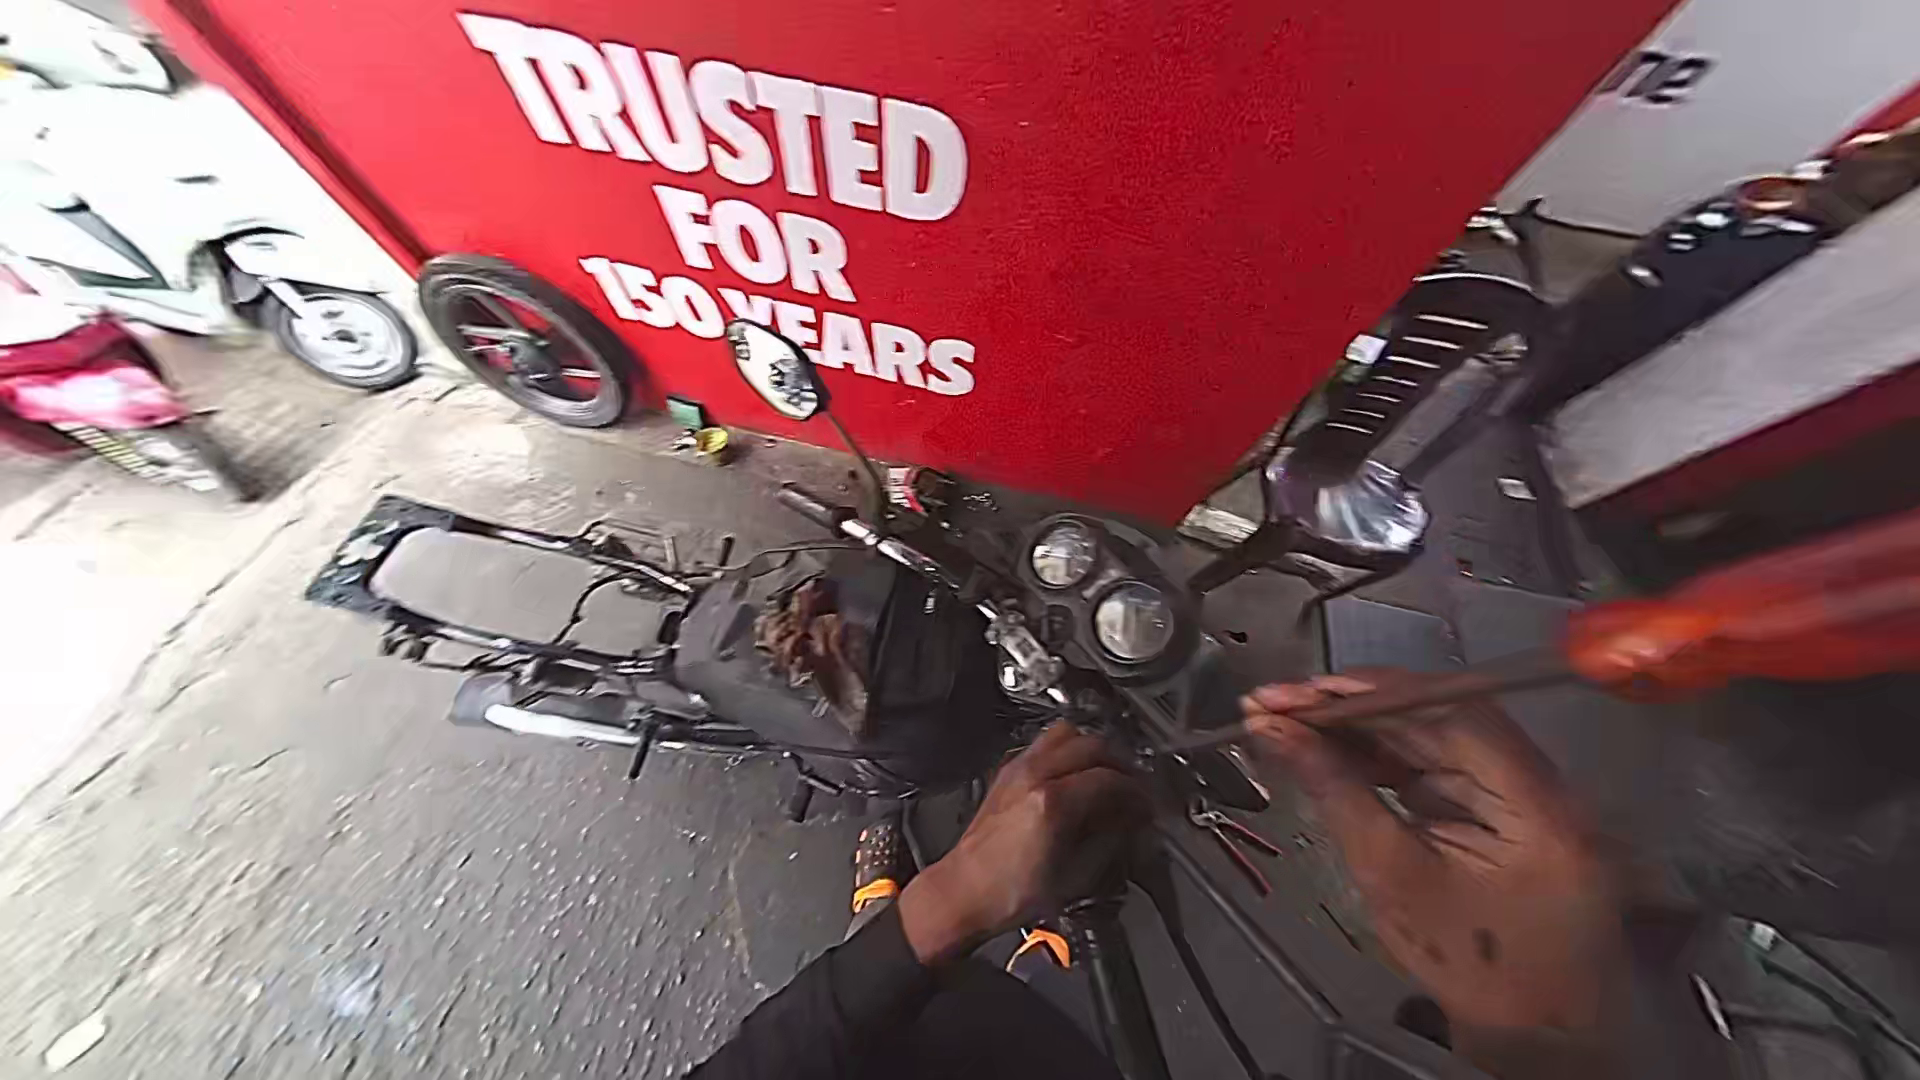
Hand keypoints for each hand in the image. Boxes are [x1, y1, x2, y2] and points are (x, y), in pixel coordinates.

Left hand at [897, 722, 1149, 965]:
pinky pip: (1045, 743)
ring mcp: (1018, 767)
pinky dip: (1068, 749)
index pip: (1109, 779)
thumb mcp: (1074, 877)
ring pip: (1066, 733)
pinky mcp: (1008, 770)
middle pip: (1092, 745)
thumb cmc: (1011, 893)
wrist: (964, 890)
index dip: (1136, 791)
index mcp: (1053, 802)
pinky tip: (1076, 773)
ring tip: (1107, 772)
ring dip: (1093, 748)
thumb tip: (1131, 819)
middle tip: (1134, 786)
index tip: (1147, 805)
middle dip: (1121, 764)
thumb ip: (1109, 840)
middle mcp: (1034, 775)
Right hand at [1246, 673, 1626, 1072]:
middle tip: (1274, 701)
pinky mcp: (1478, 795)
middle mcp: (1531, 781)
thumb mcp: (1388, 870)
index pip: (1451, 715)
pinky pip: (1412, 752)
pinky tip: (1315, 742)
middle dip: (1345, 704)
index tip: (1302, 692)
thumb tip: (1270, 726)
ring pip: (1414, 727)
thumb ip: (1332, 786)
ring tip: (1281, 717)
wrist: (1523, 1028)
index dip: (1371, 693)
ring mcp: (1506, 786)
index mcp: (1536, 806)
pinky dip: (1361, 746)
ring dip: (1345, 721)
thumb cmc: (1464, 960)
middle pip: (1429, 713)